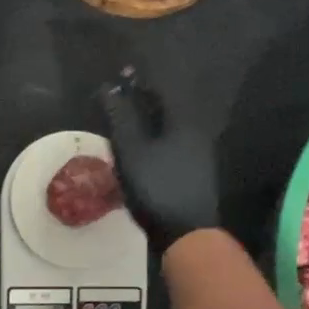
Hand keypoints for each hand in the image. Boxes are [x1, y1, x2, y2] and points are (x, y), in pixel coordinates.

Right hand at [97, 68, 220, 249]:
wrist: (185, 233)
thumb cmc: (155, 188)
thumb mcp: (132, 152)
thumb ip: (121, 119)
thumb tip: (108, 88)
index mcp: (182, 122)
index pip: (162, 90)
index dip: (141, 81)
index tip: (123, 75)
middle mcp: (196, 134)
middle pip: (168, 110)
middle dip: (146, 102)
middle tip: (123, 100)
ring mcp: (199, 157)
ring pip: (171, 131)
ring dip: (151, 125)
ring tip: (129, 127)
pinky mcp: (196, 176)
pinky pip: (173, 149)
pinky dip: (157, 144)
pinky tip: (144, 155)